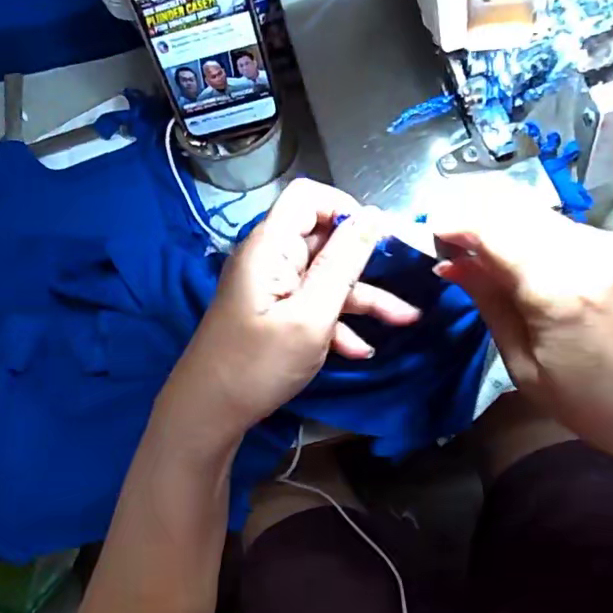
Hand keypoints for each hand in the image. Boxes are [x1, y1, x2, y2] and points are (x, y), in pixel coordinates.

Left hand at [164, 180, 420, 436]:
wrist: (206, 414)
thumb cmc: (258, 364)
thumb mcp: (310, 316)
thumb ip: (343, 264)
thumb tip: (373, 216)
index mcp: (271, 247)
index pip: (308, 197)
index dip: (345, 209)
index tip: (377, 238)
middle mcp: (270, 259)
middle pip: (323, 240)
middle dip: (365, 261)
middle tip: (405, 281)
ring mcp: (272, 288)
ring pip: (325, 278)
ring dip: (363, 299)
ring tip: (406, 320)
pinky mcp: (274, 314)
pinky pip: (313, 305)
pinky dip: (337, 323)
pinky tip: (361, 350)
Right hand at [430, 202, 612, 477]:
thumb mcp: (534, 374)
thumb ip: (493, 306)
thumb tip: (455, 264)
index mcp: (564, 289)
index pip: (490, 222)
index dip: (454, 222)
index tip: (435, 239)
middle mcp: (602, 248)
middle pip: (521, 211)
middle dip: (486, 230)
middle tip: (471, 261)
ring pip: (559, 224)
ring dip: (532, 245)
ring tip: (537, 290)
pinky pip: (598, 237)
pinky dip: (575, 255)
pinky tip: (591, 295)